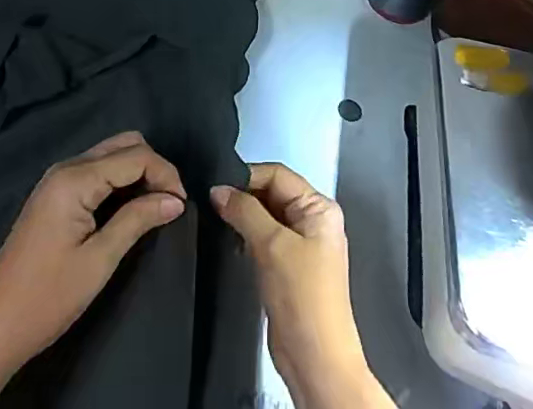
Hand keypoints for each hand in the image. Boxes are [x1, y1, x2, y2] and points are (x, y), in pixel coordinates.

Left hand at [0, 132, 186, 408]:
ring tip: (155, 206)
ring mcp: (58, 179)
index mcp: (75, 178)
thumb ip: (138, 220)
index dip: (165, 174)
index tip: (182, 206)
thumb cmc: (47, 296)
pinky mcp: (55, 194)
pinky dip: (121, 180)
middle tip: (170, 203)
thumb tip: (176, 200)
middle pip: (125, 144)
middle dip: (154, 167)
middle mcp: (67, 167)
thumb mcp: (99, 260)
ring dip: (138, 172)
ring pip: (112, 154)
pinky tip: (131, 207)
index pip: (136, 155)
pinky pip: (98, 170)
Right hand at [212, 164, 392, 408]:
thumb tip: (219, 190)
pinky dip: (247, 237)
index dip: (248, 177)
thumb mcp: (272, 246)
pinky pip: (264, 239)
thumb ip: (245, 212)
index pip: (279, 175)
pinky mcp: (288, 266)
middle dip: (244, 197)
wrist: (315, 357)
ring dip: (244, 217)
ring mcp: (301, 245)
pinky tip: (230, 241)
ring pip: (266, 216)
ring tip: (217, 220)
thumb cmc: (304, 298)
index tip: (217, 186)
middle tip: (212, 203)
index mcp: (320, 208)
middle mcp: (313, 221)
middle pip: (273, 193)